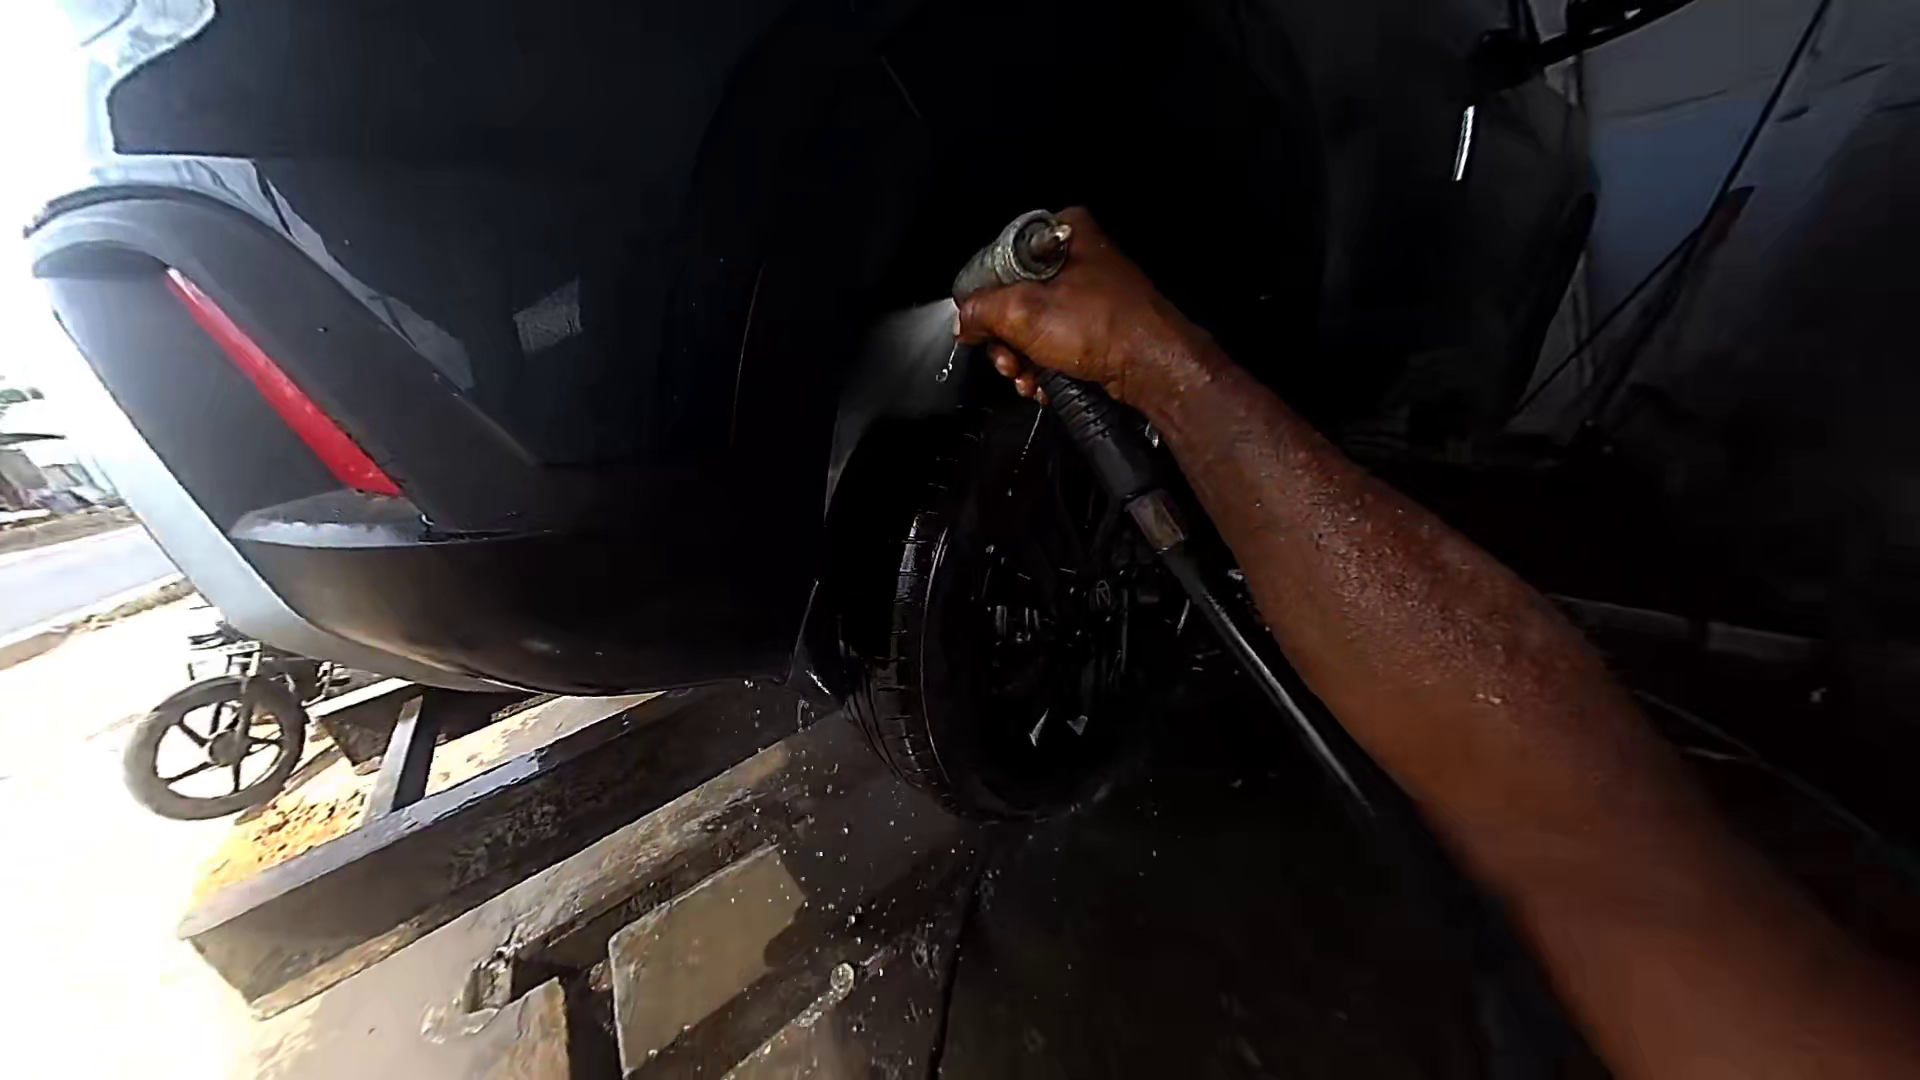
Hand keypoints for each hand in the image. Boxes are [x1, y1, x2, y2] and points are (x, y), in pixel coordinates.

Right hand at [955, 207, 1205, 408]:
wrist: (1150, 365)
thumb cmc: (1101, 327)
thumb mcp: (1025, 313)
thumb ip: (983, 311)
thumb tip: (963, 320)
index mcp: (1060, 234)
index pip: (998, 262)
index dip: (984, 301)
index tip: (980, 329)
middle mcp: (1074, 258)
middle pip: (1013, 300)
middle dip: (1006, 341)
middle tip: (1008, 362)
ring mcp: (1086, 294)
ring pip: (1031, 328)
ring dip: (1022, 361)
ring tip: (1028, 379)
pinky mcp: (1093, 326)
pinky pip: (1052, 344)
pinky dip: (1043, 367)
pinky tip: (1044, 384)